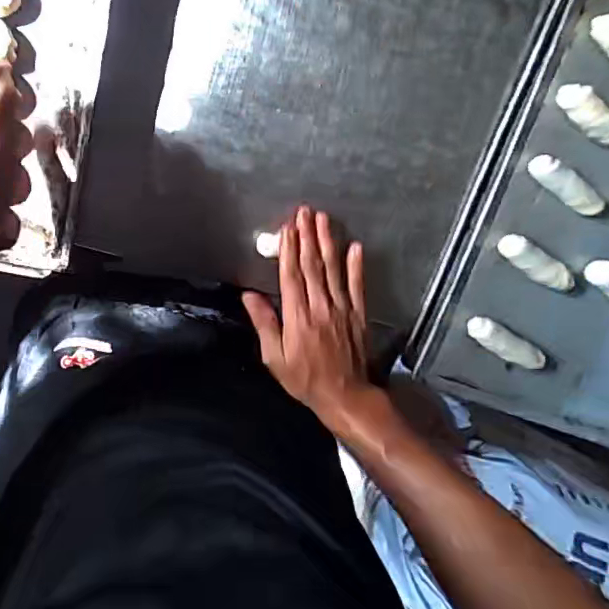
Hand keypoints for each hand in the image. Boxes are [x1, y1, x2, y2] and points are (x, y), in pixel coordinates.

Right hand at [242, 207, 373, 425]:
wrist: (346, 396)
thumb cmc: (304, 378)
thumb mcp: (274, 357)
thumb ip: (264, 323)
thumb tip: (249, 296)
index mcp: (297, 316)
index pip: (291, 275)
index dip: (289, 250)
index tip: (286, 228)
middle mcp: (320, 306)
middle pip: (312, 265)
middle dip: (307, 236)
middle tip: (304, 212)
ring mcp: (342, 309)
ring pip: (333, 269)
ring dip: (328, 242)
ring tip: (323, 219)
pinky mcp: (358, 315)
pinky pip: (357, 286)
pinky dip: (356, 266)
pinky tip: (355, 247)